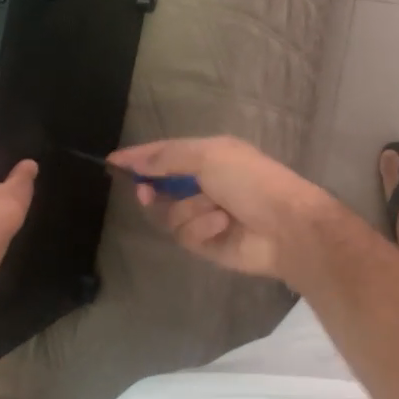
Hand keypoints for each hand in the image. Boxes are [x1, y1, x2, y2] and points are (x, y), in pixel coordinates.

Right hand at [110, 137, 334, 285]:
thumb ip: (168, 158)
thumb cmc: (251, 181)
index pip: (164, 154)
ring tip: (217, 211)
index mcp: (207, 156)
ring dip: (191, 211)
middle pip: (161, 188)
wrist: (287, 226)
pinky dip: (203, 229)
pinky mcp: (208, 244)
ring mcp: (205, 216)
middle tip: (147, 193)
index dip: (139, 157)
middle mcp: (204, 184)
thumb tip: (134, 160)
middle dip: (154, 190)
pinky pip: (186, 236)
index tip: (111, 162)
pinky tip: (224, 226)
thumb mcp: (209, 156)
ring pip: (170, 215)